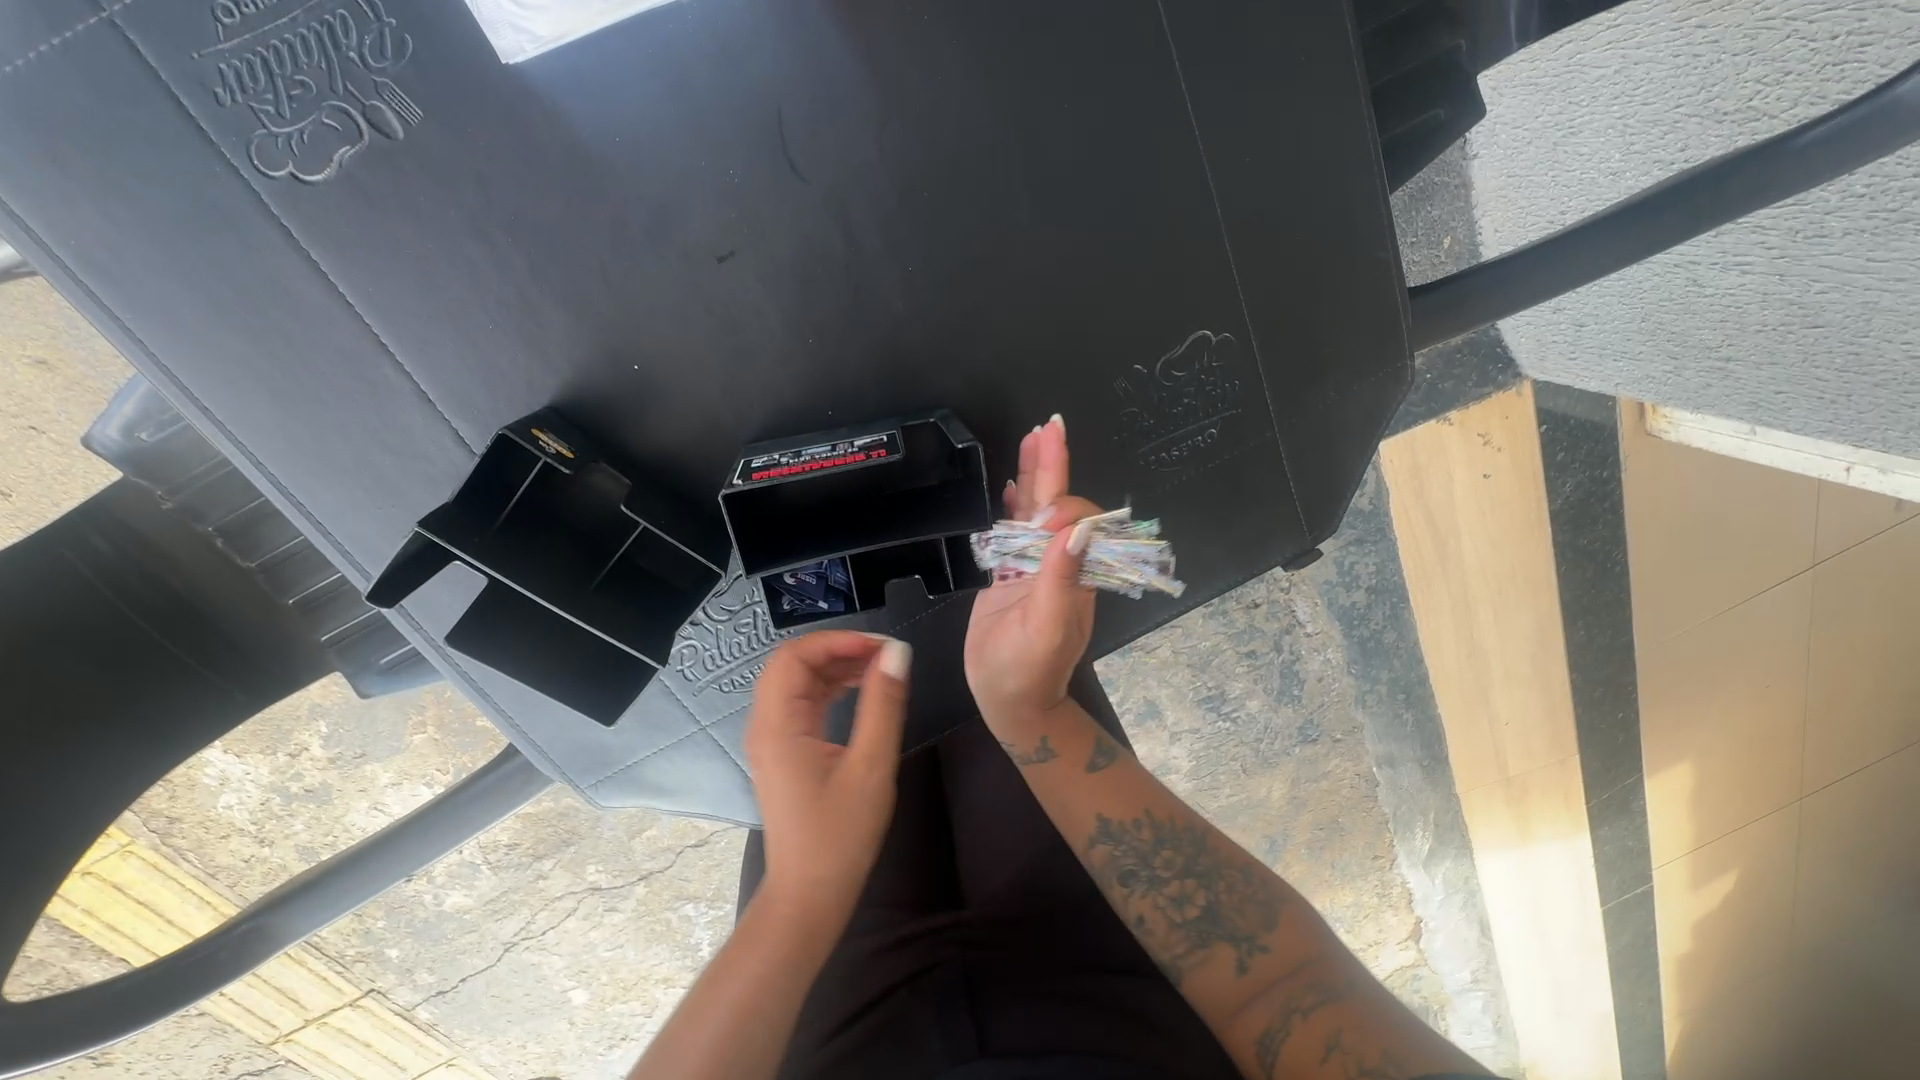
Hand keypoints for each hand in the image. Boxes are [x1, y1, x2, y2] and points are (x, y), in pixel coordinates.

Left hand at [744, 631, 911, 928]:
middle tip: (884, 656)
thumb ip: (883, 704)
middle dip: (837, 650)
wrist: (811, 894)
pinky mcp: (783, 752)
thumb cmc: (841, 834)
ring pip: (796, 683)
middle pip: (792, 664)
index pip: (794, 656)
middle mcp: (765, 725)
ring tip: (879, 669)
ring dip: (835, 668)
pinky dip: (829, 690)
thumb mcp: (871, 765)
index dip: (837, 641)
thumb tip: (897, 653)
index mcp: (777, 725)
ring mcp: (771, 740)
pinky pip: (801, 704)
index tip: (882, 647)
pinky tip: (860, 691)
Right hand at [965, 415, 1099, 733]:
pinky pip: (1012, 535)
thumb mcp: (1046, 628)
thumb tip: (1078, 527)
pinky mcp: (1009, 578)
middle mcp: (1056, 565)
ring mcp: (1032, 569)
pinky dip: (1012, 509)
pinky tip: (1010, 487)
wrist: (1011, 702)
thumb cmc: (1027, 672)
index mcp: (1072, 574)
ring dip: (1034, 477)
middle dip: (1053, 466)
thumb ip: (1060, 578)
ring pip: (1034, 515)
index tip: (1045, 511)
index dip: (1062, 506)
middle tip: (1049, 426)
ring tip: (1033, 439)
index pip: (1074, 524)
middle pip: (1056, 506)